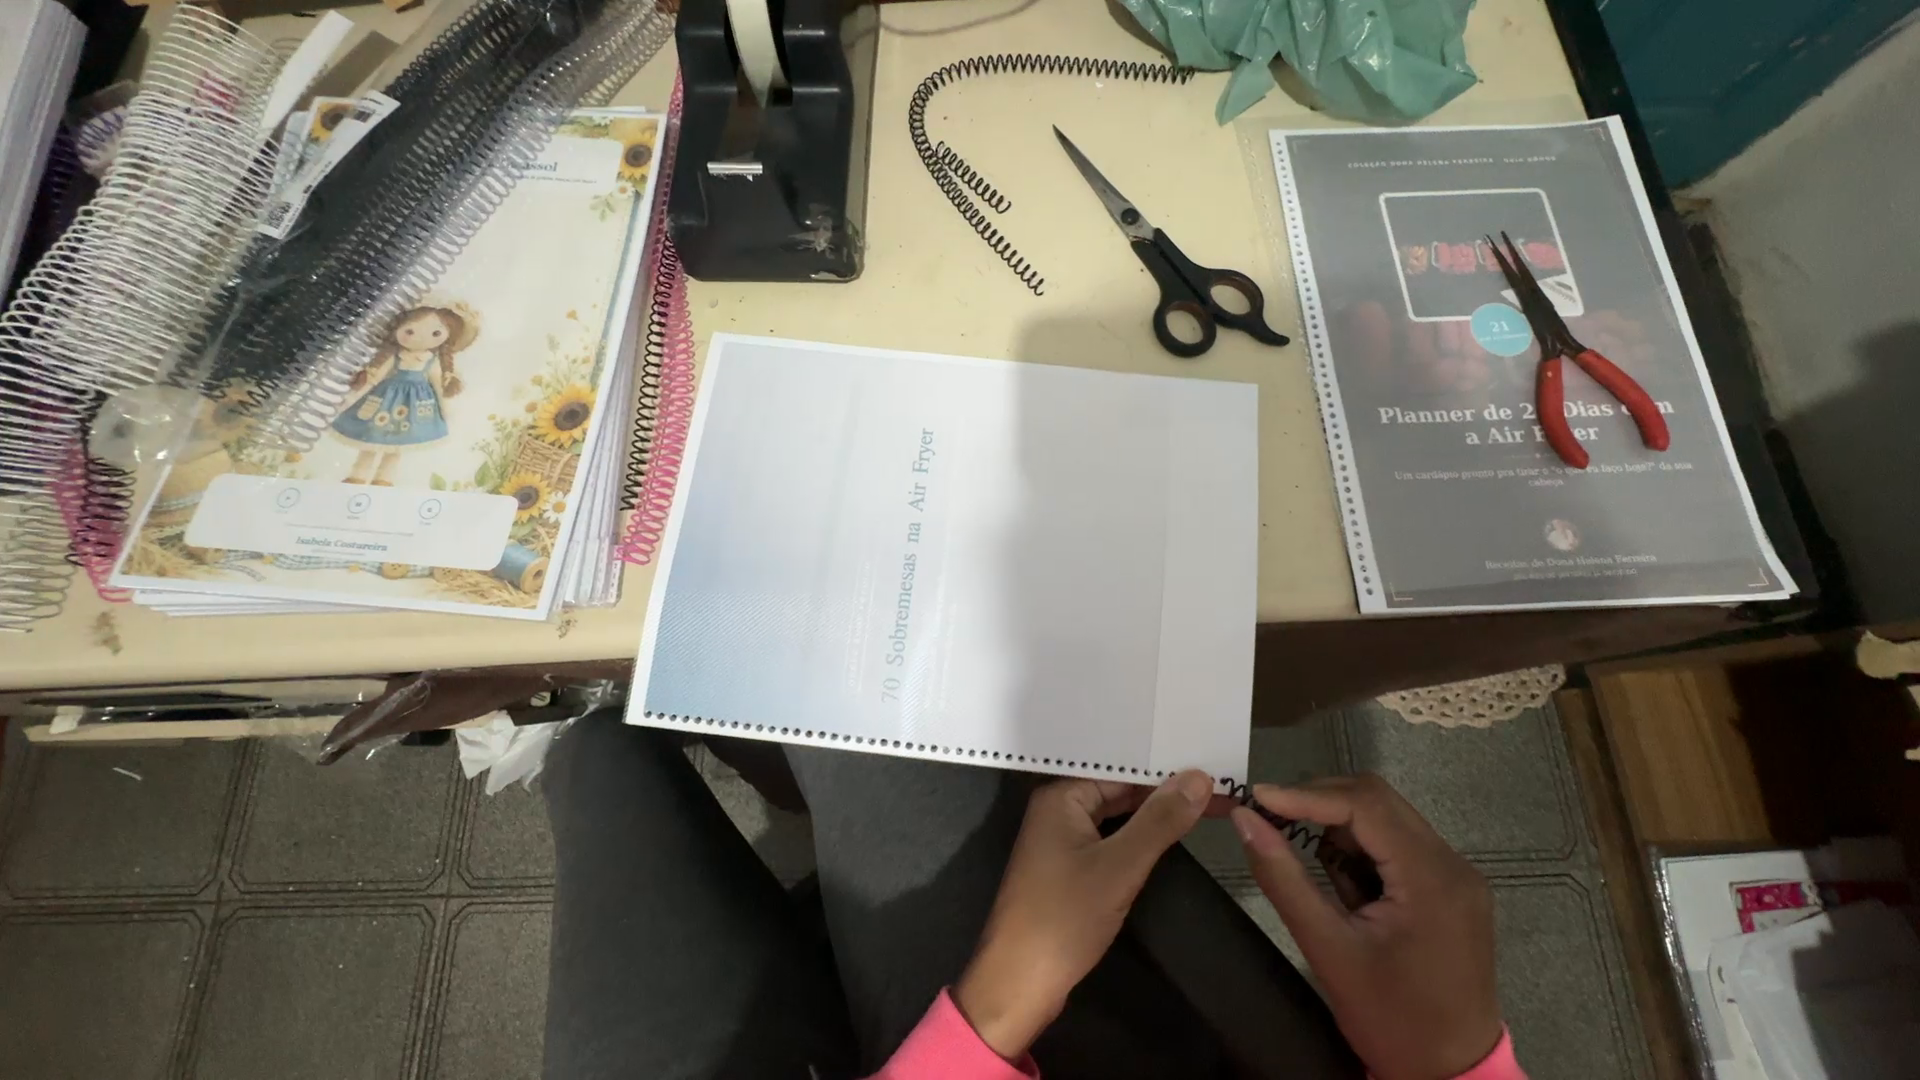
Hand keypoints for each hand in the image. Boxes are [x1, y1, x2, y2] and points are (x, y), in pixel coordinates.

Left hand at [954, 770, 1213, 1059]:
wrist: (1019, 982)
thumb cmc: (1064, 917)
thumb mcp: (1120, 867)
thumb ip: (1159, 821)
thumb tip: (1199, 776)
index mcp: (1061, 796)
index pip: (1122, 768)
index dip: (1167, 768)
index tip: (1211, 763)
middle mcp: (1058, 807)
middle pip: (1119, 788)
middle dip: (1166, 788)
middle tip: (1220, 782)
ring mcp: (1062, 837)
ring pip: (1116, 813)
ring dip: (1155, 811)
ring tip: (1207, 798)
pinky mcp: (1068, 864)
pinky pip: (1110, 836)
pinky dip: (1139, 834)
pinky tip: (1169, 831)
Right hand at [1233, 775, 1500, 1079]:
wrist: (1452, 1077)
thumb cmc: (1391, 1019)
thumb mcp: (1327, 948)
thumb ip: (1282, 877)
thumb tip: (1243, 819)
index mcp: (1432, 879)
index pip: (1364, 805)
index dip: (1305, 794)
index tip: (1256, 798)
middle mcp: (1453, 864)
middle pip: (1377, 800)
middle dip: (1318, 802)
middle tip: (1271, 818)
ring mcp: (1455, 874)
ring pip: (1384, 815)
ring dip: (1337, 824)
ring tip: (1308, 862)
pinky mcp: (1448, 887)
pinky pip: (1394, 841)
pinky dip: (1358, 846)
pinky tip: (1342, 884)